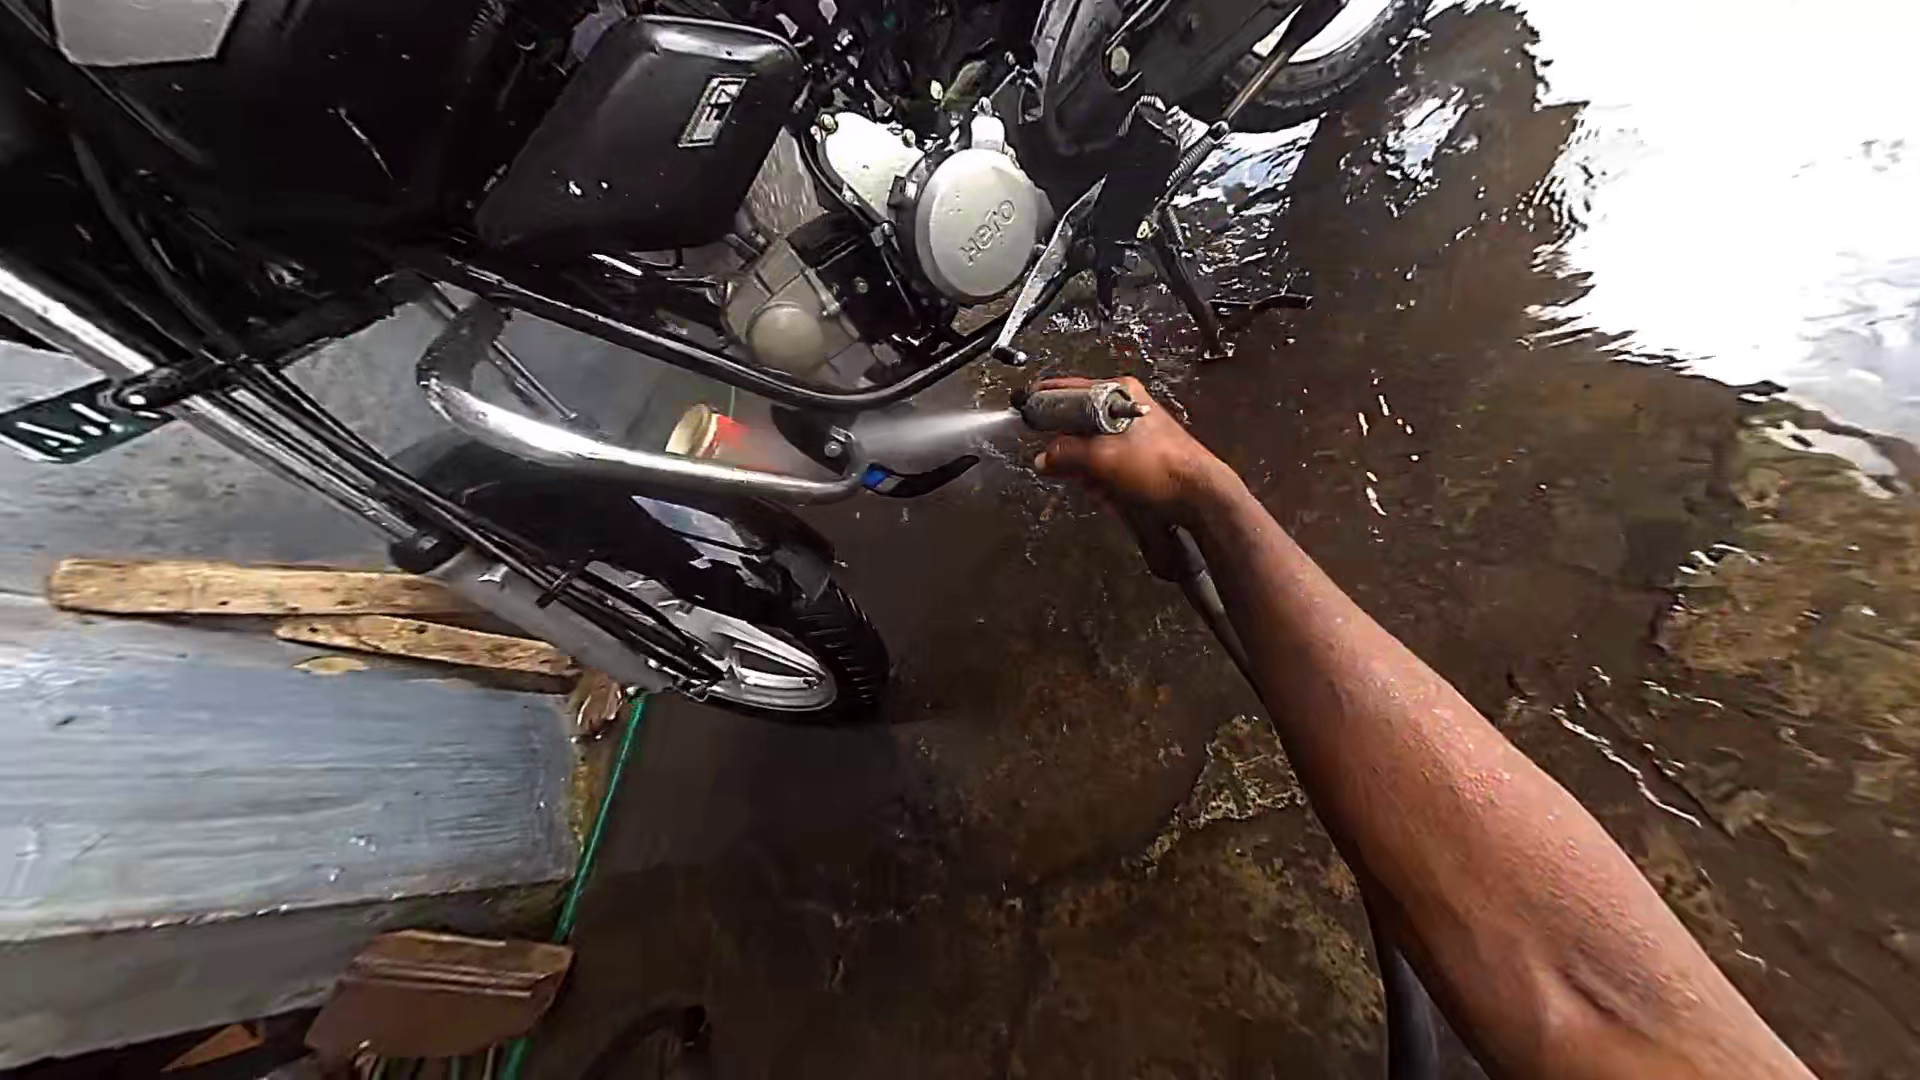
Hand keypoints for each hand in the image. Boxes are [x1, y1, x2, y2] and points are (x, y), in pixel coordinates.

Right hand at [1030, 376, 1237, 520]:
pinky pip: (1104, 462)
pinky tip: (1108, 493)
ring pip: (1089, 448)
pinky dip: (1101, 479)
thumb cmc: (1157, 466)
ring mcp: (1130, 431)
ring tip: (1097, 487)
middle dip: (1069, 452)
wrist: (1197, 493)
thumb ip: (1066, 455)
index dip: (1045, 405)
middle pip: (1075, 424)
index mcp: (1117, 393)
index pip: (1068, 390)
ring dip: (1085, 471)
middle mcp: (1123, 406)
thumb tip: (1042, 459)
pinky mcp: (1136, 453)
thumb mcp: (1102, 458)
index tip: (1027, 418)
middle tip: (1068, 470)